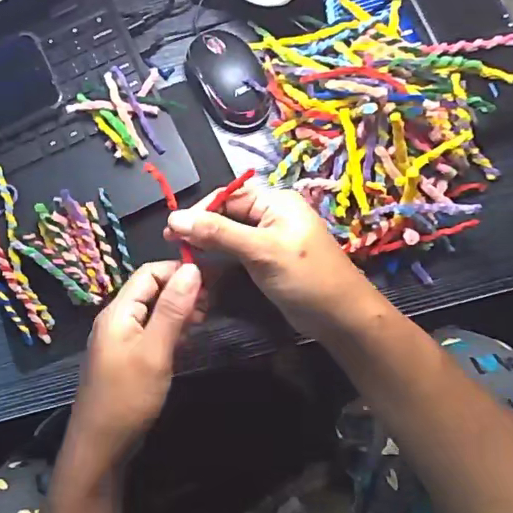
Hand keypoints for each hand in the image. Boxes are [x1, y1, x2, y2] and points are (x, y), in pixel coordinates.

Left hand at [68, 261, 204, 470]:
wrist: (100, 446)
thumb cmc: (127, 396)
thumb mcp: (154, 350)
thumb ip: (172, 309)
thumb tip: (192, 268)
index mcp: (118, 312)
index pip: (148, 273)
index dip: (179, 270)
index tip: (212, 278)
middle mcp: (116, 320)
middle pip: (150, 290)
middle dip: (181, 289)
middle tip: (213, 302)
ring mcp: (120, 341)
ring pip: (152, 312)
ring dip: (178, 310)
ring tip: (205, 318)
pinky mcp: (127, 360)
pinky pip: (151, 333)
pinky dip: (171, 330)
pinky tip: (188, 340)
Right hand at [165, 184, 369, 333]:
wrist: (341, 317)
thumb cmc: (305, 278)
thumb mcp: (260, 251)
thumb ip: (218, 233)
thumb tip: (175, 217)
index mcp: (275, 201)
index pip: (227, 195)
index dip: (198, 209)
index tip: (172, 229)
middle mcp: (272, 213)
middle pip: (226, 211)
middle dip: (199, 225)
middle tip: (171, 242)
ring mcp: (270, 237)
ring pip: (229, 232)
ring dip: (206, 241)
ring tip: (181, 253)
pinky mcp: (267, 258)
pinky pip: (236, 249)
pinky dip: (218, 254)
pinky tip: (201, 262)